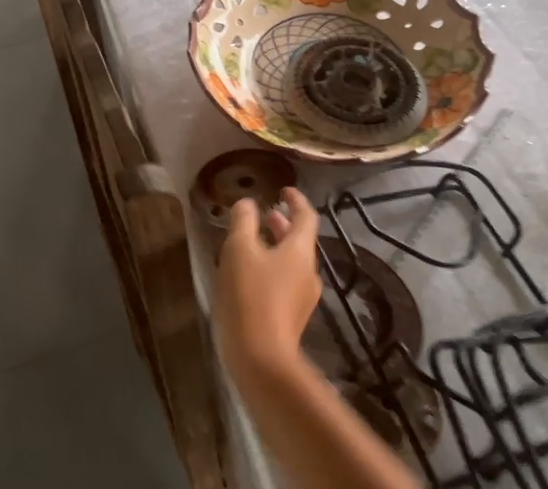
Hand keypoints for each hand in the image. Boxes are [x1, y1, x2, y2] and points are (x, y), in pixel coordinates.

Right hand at [214, 187, 321, 375]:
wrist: (261, 359)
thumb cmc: (250, 296)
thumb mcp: (239, 251)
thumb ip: (243, 222)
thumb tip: (248, 203)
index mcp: (300, 250)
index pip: (306, 216)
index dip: (295, 199)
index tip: (283, 189)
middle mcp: (308, 271)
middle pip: (300, 239)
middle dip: (282, 223)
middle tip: (264, 214)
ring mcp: (303, 296)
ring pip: (292, 261)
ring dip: (276, 246)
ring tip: (252, 242)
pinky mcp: (292, 317)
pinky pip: (285, 281)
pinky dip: (272, 267)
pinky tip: (249, 274)